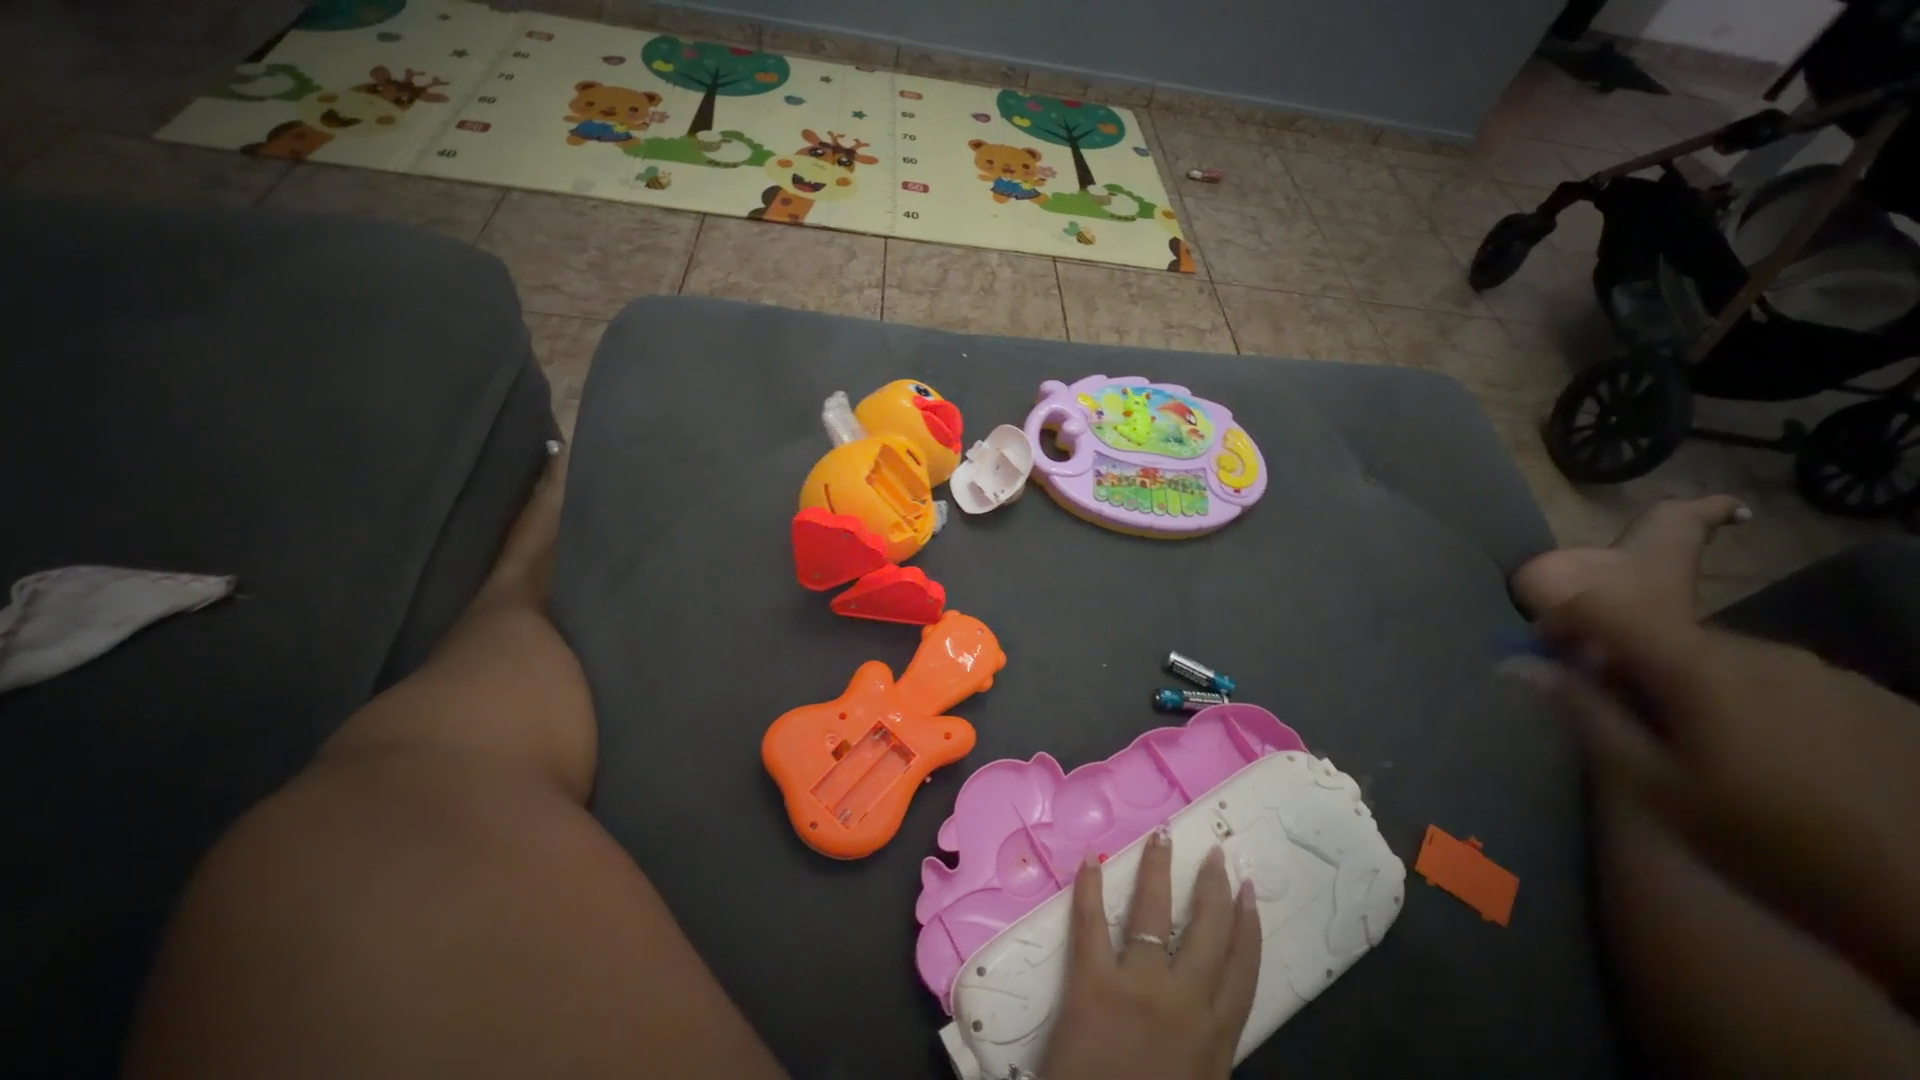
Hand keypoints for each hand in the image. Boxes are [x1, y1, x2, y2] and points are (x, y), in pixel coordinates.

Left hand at [1038, 829, 1261, 1079]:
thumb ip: (1211, 1050)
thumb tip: (1214, 1016)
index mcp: (1217, 1035)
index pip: (1245, 969)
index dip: (1249, 925)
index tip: (1249, 890)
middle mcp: (1186, 1003)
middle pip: (1208, 932)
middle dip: (1213, 888)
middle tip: (1215, 852)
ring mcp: (1139, 989)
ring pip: (1156, 916)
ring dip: (1160, 872)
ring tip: (1163, 837)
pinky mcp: (1092, 986)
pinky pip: (1091, 927)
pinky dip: (1090, 891)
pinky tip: (1091, 860)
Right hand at [1518, 579, 1919, 1002]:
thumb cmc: (1763, 842)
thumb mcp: (1653, 787)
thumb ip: (1585, 715)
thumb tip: (1515, 665)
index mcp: (1697, 667)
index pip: (1602, 608)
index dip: (1558, 622)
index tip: (1543, 659)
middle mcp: (1757, 650)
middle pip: (1664, 635)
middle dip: (1627, 664)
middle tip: (1618, 721)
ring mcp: (1820, 670)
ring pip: (1720, 658)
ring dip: (1686, 684)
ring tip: (1694, 748)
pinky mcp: (1866, 696)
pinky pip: (1777, 681)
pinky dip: (1745, 702)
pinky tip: (1765, 759)